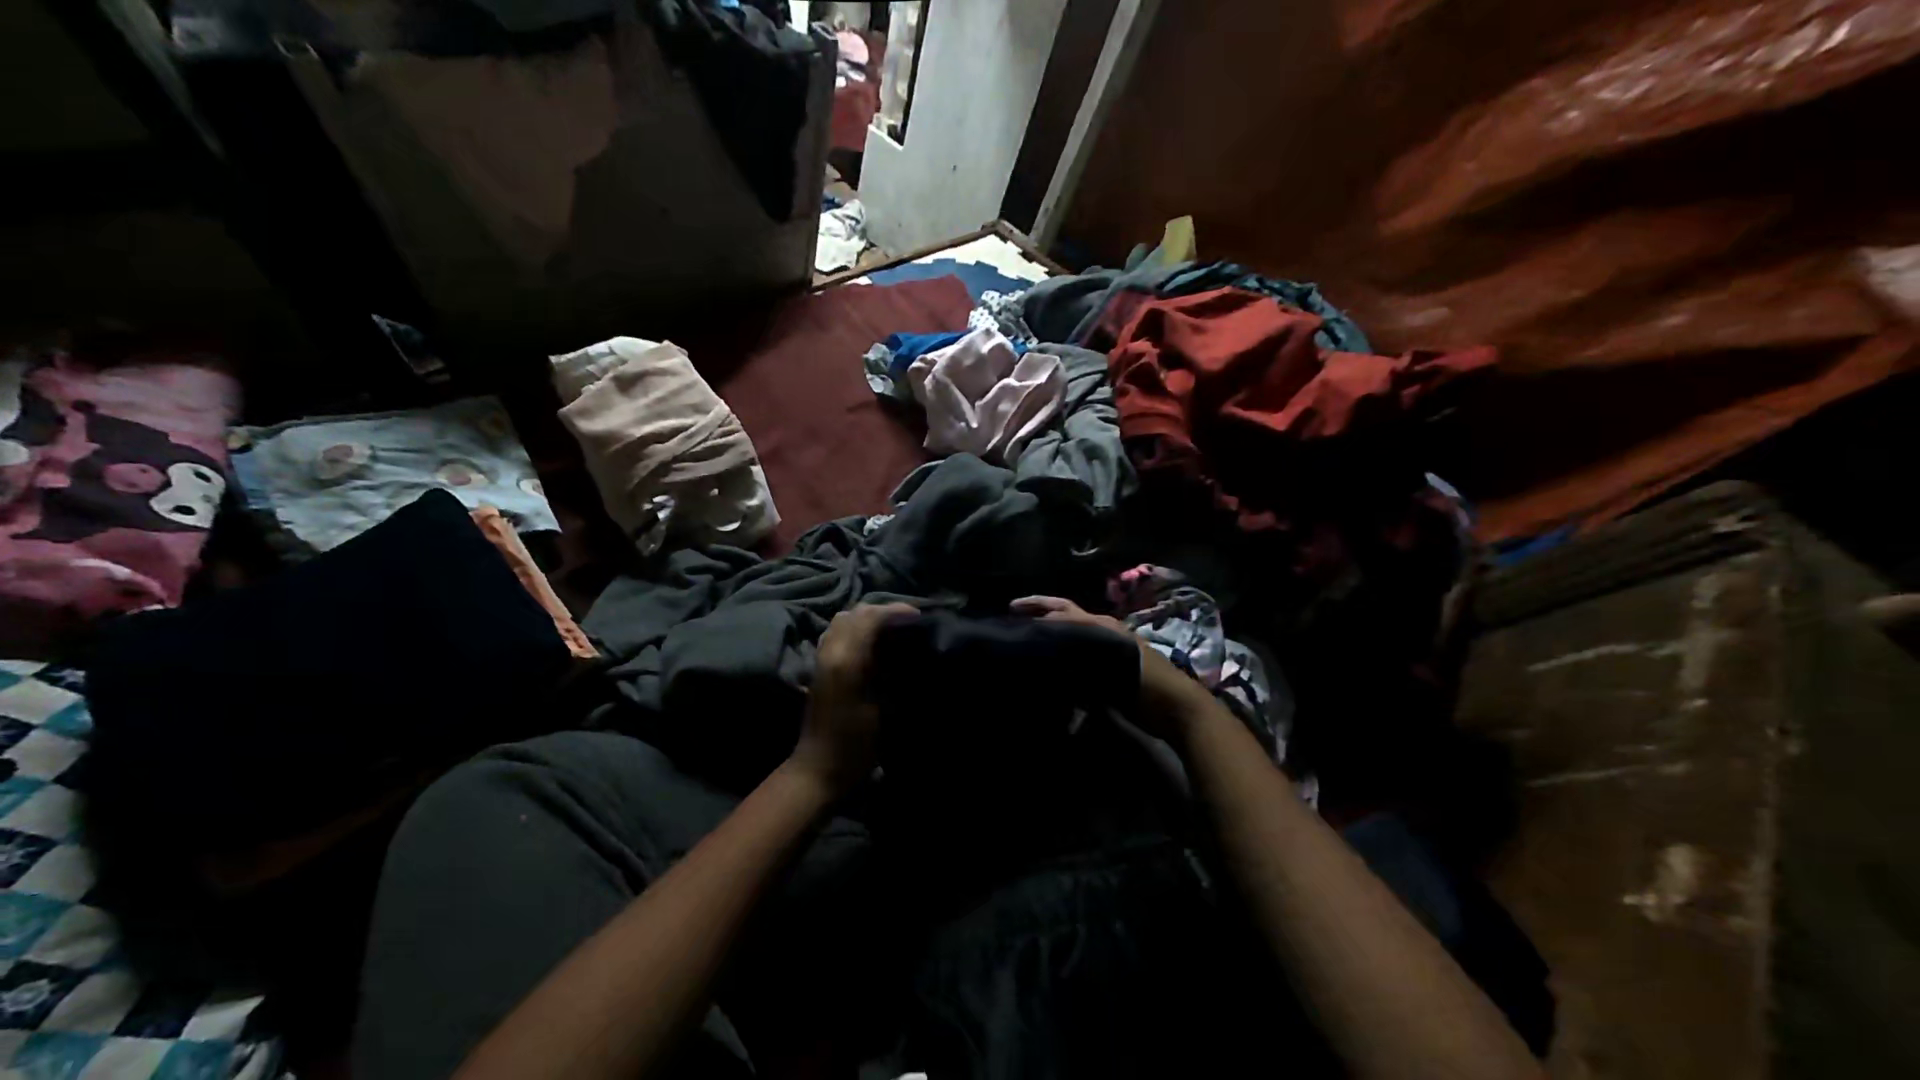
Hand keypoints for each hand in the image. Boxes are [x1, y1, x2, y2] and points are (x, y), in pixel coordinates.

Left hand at [791, 602, 917, 793]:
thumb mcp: (882, 709)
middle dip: (882, 611)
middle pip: (855, 613)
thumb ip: (890, 671)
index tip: (918, 617)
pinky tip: (871, 645)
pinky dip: (854, 629)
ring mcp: (821, 659)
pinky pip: (836, 635)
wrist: (819, 768)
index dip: (895, 611)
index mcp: (847, 660)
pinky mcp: (819, 669)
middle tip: (907, 621)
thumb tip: (904, 648)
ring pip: (843, 621)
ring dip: (866, 618)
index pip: (870, 617)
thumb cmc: (855, 744)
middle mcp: (830, 652)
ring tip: (891, 629)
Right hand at [1010, 596, 1214, 738]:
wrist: (1176, 709)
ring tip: (1024, 643)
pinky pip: (1080, 660)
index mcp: (1102, 625)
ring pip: (1071, 636)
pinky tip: (1047, 670)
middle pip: (1065, 616)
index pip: (1062, 609)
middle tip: (1012, 617)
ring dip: (1050, 635)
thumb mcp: (1110, 659)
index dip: (1037, 607)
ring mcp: (1108, 651)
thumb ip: (1079, 645)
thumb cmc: (1145, 682)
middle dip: (1040, 614)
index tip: (1010, 611)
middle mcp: (1103, 632)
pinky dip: (1063, 659)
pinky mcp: (1110, 672)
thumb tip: (1045, 639)